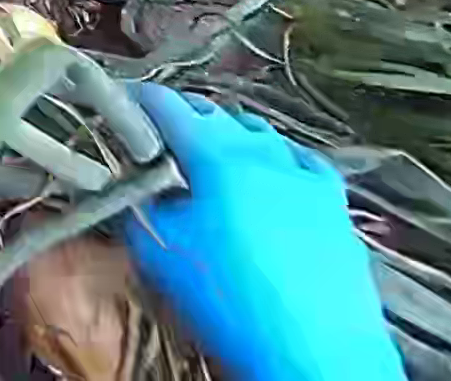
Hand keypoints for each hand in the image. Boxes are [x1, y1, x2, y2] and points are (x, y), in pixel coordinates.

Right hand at [123, 85, 403, 380]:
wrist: (317, 361)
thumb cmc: (227, 299)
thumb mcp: (158, 251)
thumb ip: (135, 202)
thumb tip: (128, 179)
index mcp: (213, 152)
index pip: (166, 103)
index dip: (137, 97)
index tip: (119, 102)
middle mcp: (258, 149)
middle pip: (209, 110)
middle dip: (177, 113)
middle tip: (154, 132)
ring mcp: (300, 172)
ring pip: (253, 129)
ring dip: (223, 131)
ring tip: (205, 152)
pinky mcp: (332, 201)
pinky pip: (297, 158)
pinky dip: (273, 155)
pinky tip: (267, 172)